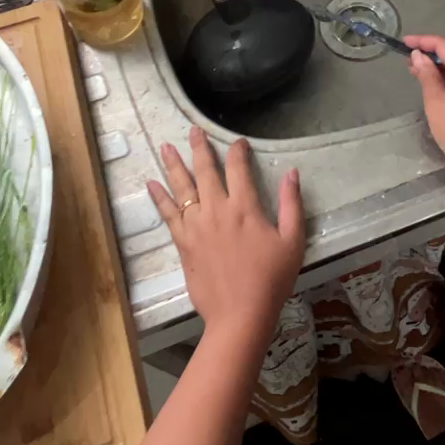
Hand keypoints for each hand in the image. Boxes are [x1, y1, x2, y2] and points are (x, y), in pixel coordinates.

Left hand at [147, 127, 303, 343]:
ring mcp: (197, 226)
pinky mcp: (184, 243)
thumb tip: (292, 173)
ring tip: (164, 147)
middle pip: (206, 171)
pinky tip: (151, 185)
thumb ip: (292, 204)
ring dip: (174, 165)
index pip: (239, 168)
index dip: (238, 151)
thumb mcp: (293, 240)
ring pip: (182, 188)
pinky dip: (159, 198)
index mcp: (246, 207)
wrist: (240, 314)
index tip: (238, 143)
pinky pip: (168, 214)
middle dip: (200, 148)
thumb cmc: (271, 279)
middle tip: (193, 130)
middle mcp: (217, 210)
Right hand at [403, 35, 444, 175]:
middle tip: (407, 63)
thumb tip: (419, 55)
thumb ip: (427, 75)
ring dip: (441, 71)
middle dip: (431, 58)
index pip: (443, 45)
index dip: (422, 42)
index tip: (404, 42)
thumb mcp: (436, 102)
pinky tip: (439, 90)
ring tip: (419, 75)